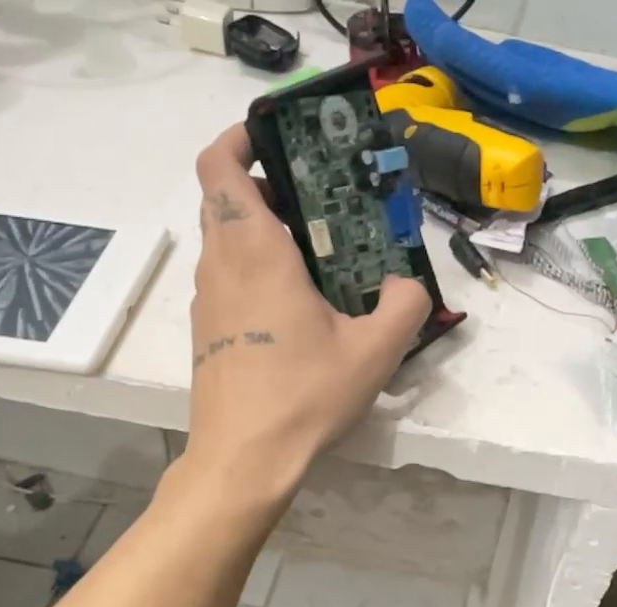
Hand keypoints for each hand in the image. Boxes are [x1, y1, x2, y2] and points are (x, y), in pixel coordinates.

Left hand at [184, 124, 431, 493]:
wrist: (244, 458)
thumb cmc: (304, 396)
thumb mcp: (374, 352)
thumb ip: (404, 306)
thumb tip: (409, 284)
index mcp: (254, 251)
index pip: (221, 163)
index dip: (242, 137)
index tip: (280, 139)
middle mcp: (220, 265)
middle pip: (226, 198)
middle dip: (268, 187)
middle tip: (319, 205)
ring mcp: (208, 300)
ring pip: (226, 240)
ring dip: (264, 232)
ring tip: (317, 258)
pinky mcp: (208, 333)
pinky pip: (228, 279)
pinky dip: (256, 270)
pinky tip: (298, 309)